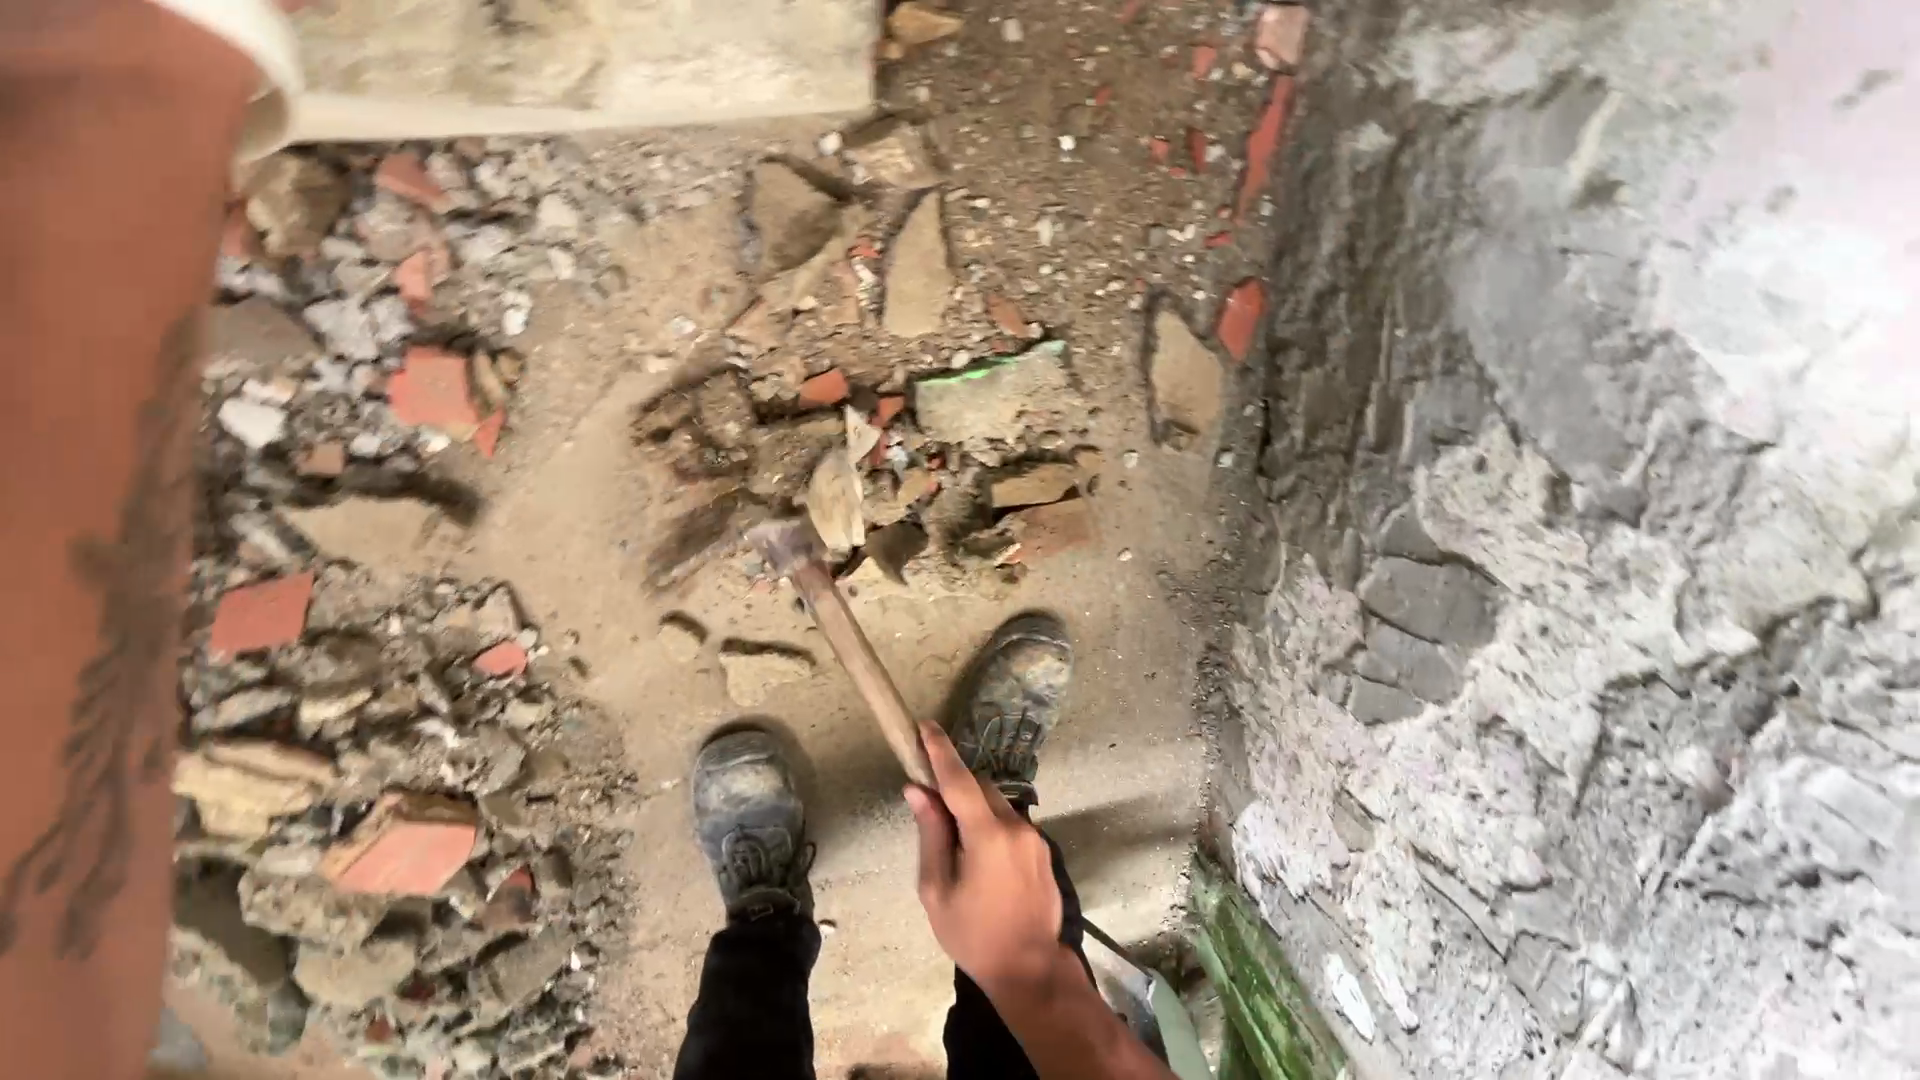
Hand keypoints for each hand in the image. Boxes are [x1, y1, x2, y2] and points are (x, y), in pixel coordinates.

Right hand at [905, 722, 1066, 989]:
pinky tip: (983, 864)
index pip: (959, 780)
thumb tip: (917, 791)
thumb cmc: (974, 935)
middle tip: (933, 811)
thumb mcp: (936, 889)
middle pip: (980, 788)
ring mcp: (1035, 838)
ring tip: (959, 850)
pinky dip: (992, 828)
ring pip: (997, 806)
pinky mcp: (1044, 851)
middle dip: (956, 789)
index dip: (941, 751)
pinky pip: (1011, 825)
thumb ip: (930, 834)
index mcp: (987, 835)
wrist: (1030, 969)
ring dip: (975, 812)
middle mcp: (1016, 827)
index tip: (925, 726)